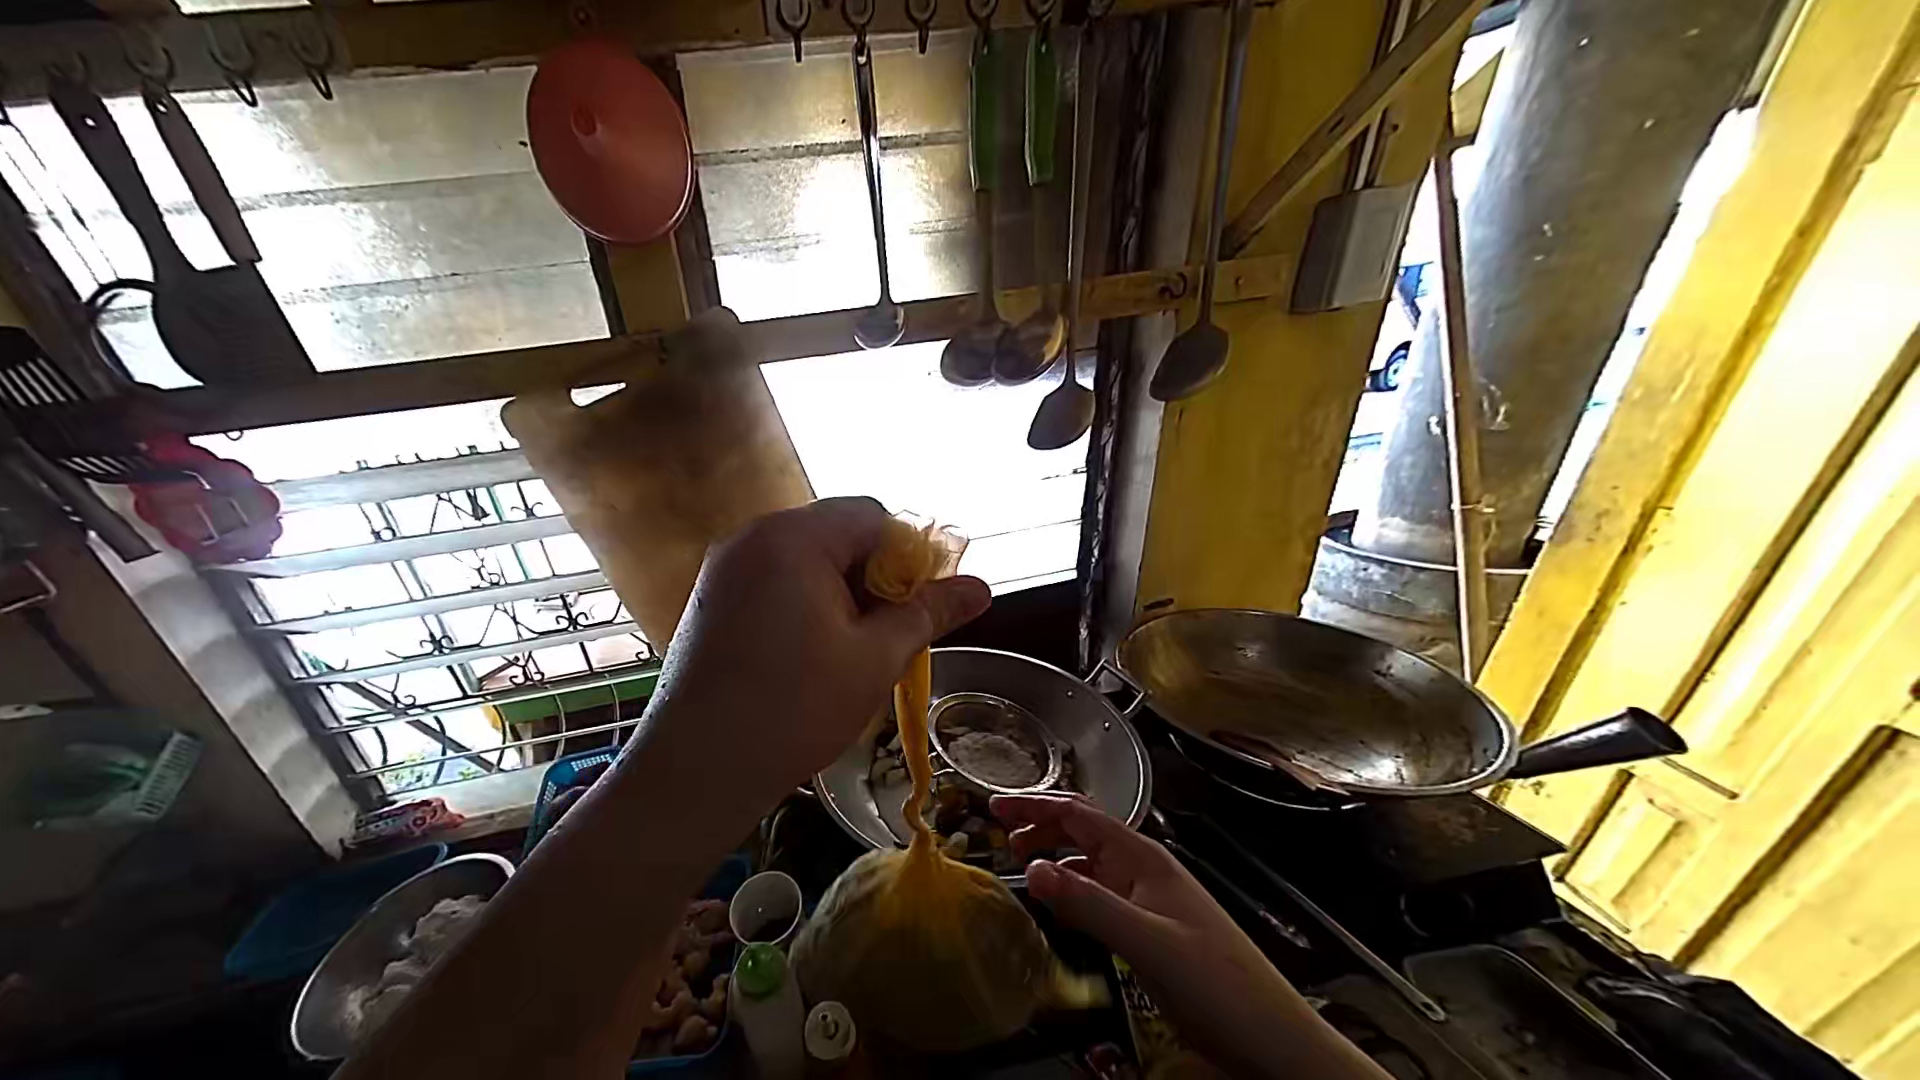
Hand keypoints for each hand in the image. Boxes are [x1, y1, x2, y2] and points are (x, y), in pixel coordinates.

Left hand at [637, 497, 989, 807]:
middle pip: (838, 533)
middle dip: (874, 576)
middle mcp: (753, 536)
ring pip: (807, 558)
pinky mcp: (711, 597)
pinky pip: (775, 578)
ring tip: (850, 648)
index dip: (907, 556)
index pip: (873, 515)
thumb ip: (931, 612)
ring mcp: (725, 566)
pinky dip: (805, 601)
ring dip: (841, 592)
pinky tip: (808, 652)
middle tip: (885, 633)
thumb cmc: (793, 710)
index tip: (915, 606)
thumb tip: (981, 587)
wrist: (692, 772)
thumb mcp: (876, 658)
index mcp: (794, 537)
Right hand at [991, 794, 1388, 1079]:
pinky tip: (1060, 899)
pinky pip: (1099, 888)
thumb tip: (1032, 868)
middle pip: (1081, 827)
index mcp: (1141, 856)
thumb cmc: (1217, 983)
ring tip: (1021, 860)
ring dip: (1053, 851)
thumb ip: (1087, 902)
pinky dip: (1070, 884)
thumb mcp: (1145, 941)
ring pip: (1088, 856)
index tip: (996, 804)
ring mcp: (1146, 893)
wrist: (1272, 1035)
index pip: (1077, 812)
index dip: (1035, 803)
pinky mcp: (1149, 921)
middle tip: (1001, 833)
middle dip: (1039, 821)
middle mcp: (1142, 866)